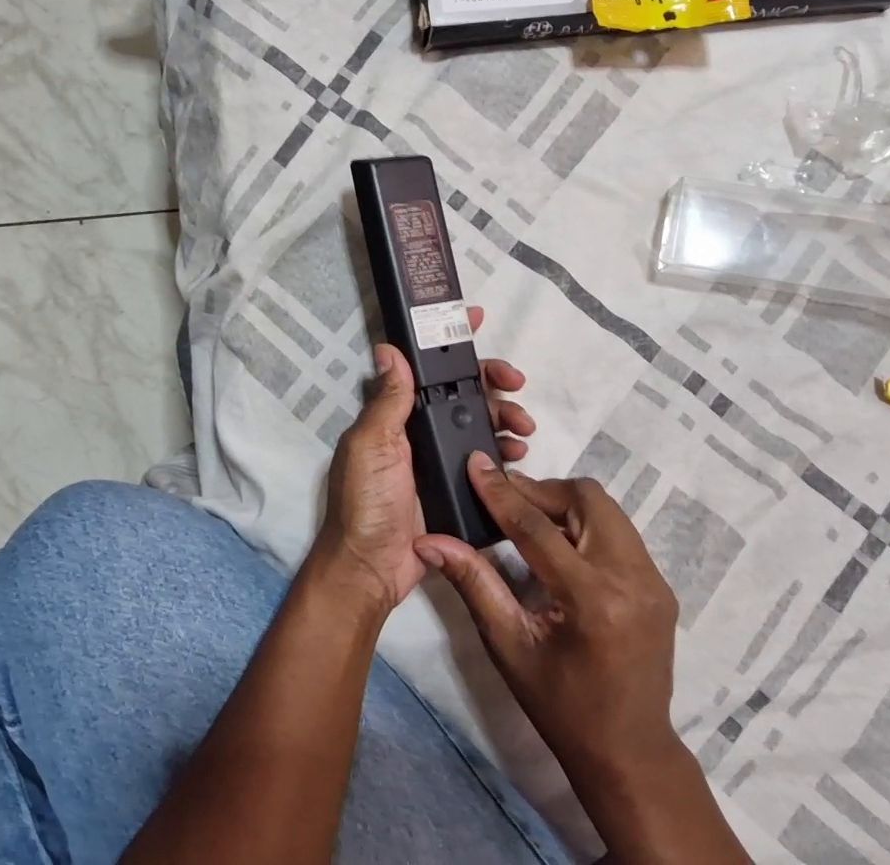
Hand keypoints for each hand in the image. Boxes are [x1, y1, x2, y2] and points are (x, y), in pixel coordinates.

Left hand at [313, 308, 534, 612]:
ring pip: (482, 426)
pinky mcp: (460, 490)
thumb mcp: (372, 445)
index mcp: (396, 418)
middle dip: (493, 382)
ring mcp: (442, 463)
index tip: (475, 321)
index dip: (449, 344)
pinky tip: (519, 456)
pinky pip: (489, 464)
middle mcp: (420, 434)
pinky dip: (507, 454)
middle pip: (464, 394)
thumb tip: (388, 348)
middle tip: (516, 384)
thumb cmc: (366, 502)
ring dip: (506, 417)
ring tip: (523, 428)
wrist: (374, 568)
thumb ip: (387, 401)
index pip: (426, 371)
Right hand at [414, 460, 680, 787]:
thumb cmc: (559, 704)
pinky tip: (561, 549)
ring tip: (529, 524)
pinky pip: (621, 533)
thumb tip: (429, 540)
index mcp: (591, 598)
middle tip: (505, 503)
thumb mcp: (507, 644)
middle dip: (542, 491)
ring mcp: (654, 580)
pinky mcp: (660, 585)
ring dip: (566, 506)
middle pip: (586, 499)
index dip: (501, 492)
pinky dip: (587, 526)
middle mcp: (632, 578)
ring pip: (608, 510)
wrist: (627, 750)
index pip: (538, 525)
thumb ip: (472, 582)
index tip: (476, 463)